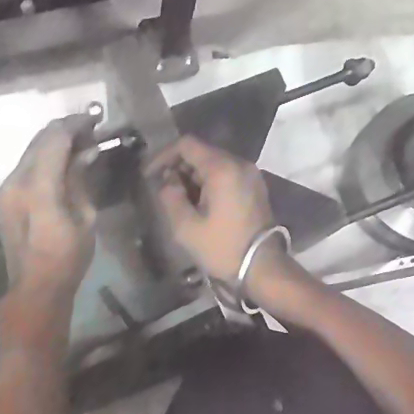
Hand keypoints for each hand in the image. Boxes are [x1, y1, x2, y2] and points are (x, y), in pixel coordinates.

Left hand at [0, 115, 97, 306]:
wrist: (36, 288)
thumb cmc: (67, 259)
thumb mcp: (85, 219)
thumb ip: (80, 180)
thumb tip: (86, 153)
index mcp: (38, 186)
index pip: (55, 139)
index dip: (75, 124)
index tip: (95, 119)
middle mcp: (16, 180)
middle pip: (39, 140)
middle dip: (64, 130)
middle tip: (89, 129)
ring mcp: (6, 188)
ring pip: (30, 152)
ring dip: (52, 144)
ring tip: (77, 146)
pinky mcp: (4, 198)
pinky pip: (25, 168)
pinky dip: (43, 159)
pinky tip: (60, 166)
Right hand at [148, 136, 277, 285]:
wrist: (263, 268)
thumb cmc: (223, 248)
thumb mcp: (187, 228)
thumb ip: (170, 198)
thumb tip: (169, 183)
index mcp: (222, 169)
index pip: (187, 145)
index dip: (163, 156)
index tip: (149, 175)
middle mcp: (239, 164)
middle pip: (202, 153)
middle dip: (178, 169)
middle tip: (163, 191)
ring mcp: (251, 176)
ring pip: (214, 165)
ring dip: (193, 178)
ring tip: (179, 201)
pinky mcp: (255, 189)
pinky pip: (227, 177)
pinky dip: (210, 184)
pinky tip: (199, 205)